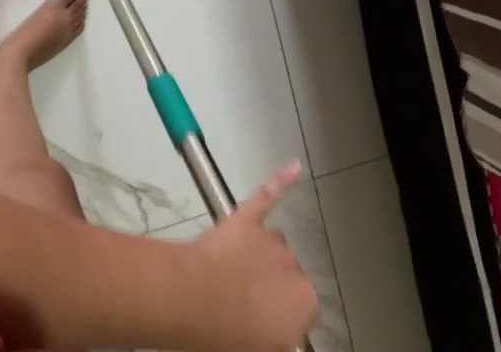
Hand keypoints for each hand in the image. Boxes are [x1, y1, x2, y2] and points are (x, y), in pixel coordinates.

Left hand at [185, 162, 319, 350]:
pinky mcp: (248, 217)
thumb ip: (275, 334)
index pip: (298, 308)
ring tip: (233, 268)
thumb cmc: (226, 335)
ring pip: (272, 244)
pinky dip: (281, 181)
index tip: (257, 319)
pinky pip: (268, 196)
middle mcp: (295, 268)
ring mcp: (270, 240)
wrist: (194, 301)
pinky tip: (295, 167)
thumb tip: (269, 327)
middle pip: (285, 273)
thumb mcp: (261, 347)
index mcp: (305, 305)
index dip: (275, 313)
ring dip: (258, 252)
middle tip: (240, 298)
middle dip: (267, 282)